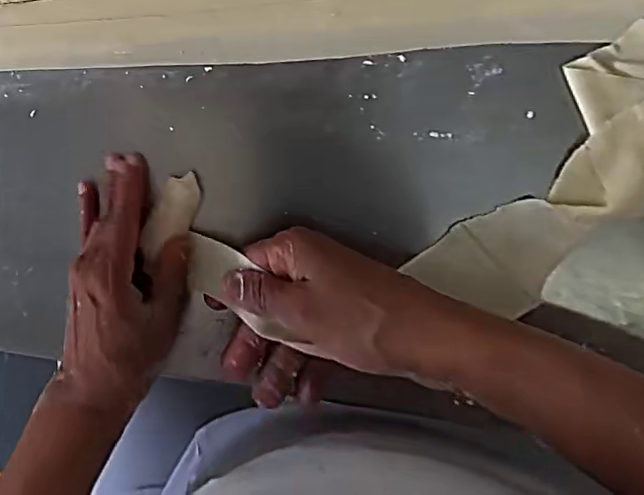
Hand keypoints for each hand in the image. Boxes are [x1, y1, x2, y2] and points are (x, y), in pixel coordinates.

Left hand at [53, 153, 188, 416]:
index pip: (124, 219)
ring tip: (113, 166)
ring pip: (98, 222)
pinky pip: (86, 234)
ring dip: (109, 194)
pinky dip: (89, 212)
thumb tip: (177, 242)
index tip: (135, 163)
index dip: (131, 188)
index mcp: (111, 272)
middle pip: (110, 214)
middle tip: (125, 156)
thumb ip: (169, 278)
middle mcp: (90, 263)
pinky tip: (88, 195)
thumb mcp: (160, 323)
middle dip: (120, 183)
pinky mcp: (79, 274)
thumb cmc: (127, 362)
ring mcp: (81, 267)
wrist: (89, 389)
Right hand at [212, 227, 474, 381]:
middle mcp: (310, 264)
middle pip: (267, 298)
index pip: (247, 263)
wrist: (432, 340)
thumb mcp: (300, 312)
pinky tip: (303, 390)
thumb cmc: (370, 319)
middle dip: (252, 338)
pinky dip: (308, 362)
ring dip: (278, 359)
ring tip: (268, 393)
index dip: (228, 291)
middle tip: (237, 366)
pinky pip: (317, 336)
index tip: (211, 311)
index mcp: (295, 250)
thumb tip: (228, 281)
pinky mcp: (349, 314)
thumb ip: (258, 297)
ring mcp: (331, 289)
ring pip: (292, 323)